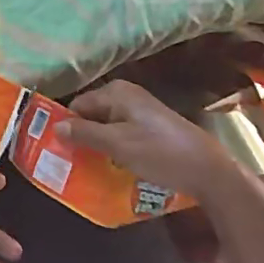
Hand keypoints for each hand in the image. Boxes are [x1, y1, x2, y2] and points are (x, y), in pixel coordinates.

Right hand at [56, 79, 216, 189]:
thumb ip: (85, 134)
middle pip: (92, 115)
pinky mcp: (150, 127)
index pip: (78, 105)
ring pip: (107, 126)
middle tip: (71, 162)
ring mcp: (140, 111)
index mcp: (116, 92)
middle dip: (82, 136)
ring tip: (88, 168)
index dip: (67, 126)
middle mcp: (126, 95)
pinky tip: (112, 166)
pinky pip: (121, 133)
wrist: (208, 170)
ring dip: (98, 144)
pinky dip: (114, 147)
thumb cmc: (159, 152)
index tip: (58, 150)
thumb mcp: (118, 145)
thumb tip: (55, 127)